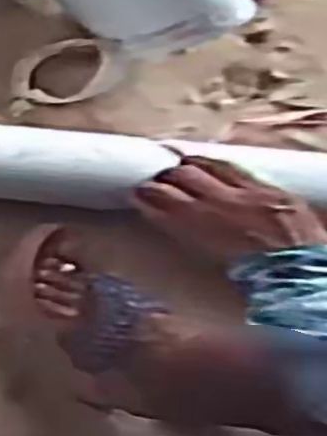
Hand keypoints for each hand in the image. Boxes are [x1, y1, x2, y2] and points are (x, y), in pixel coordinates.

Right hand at [135, 156, 326, 262]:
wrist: (296, 269)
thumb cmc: (235, 262)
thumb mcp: (192, 244)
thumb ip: (168, 221)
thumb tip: (146, 203)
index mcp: (191, 218)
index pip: (152, 192)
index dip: (142, 190)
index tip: (139, 193)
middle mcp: (218, 201)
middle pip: (178, 174)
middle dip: (164, 176)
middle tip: (161, 180)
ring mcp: (249, 193)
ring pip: (206, 166)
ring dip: (188, 165)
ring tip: (182, 168)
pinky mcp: (273, 190)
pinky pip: (236, 168)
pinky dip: (216, 165)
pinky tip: (208, 166)